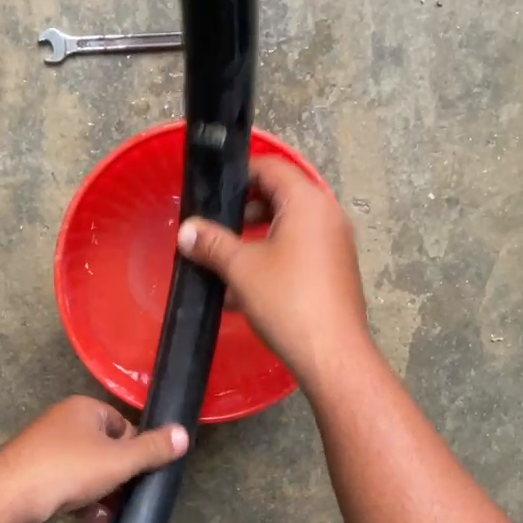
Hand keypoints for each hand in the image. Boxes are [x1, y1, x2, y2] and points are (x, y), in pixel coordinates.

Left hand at [0, 396, 189, 522]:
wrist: (8, 498)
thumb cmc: (68, 470)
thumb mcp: (120, 461)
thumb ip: (154, 449)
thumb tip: (184, 433)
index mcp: (84, 409)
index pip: (124, 426)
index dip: (137, 450)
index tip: (144, 474)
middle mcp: (63, 423)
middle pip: (106, 449)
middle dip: (120, 475)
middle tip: (132, 497)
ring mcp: (45, 450)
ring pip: (87, 470)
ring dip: (103, 492)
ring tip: (115, 513)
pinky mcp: (34, 475)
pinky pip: (68, 485)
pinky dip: (83, 501)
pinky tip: (95, 520)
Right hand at [176, 156, 371, 387]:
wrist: (331, 353)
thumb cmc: (287, 302)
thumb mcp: (241, 269)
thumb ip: (212, 244)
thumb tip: (186, 230)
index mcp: (308, 202)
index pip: (271, 168)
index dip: (240, 175)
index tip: (213, 194)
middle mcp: (328, 216)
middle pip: (281, 198)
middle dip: (245, 213)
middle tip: (217, 230)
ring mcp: (336, 245)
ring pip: (289, 231)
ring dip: (256, 242)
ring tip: (226, 265)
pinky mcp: (336, 273)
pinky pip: (300, 255)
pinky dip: (274, 262)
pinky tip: (246, 292)